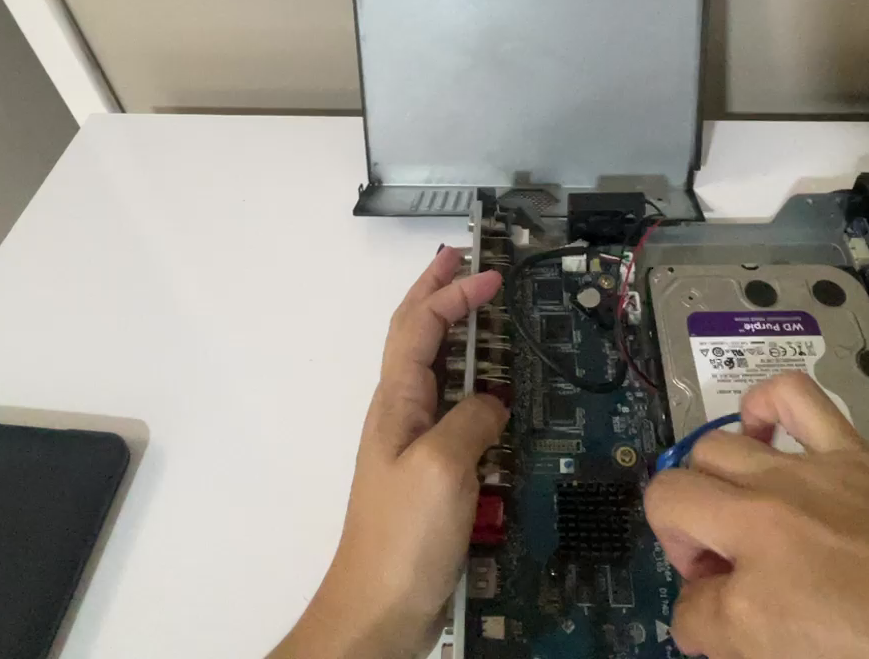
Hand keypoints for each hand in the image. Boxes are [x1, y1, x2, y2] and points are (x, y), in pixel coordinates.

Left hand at [270, 247, 508, 658]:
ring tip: (476, 305)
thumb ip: (470, 419)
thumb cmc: (403, 534)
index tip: (490, 273)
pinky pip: (452, 405)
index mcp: (396, 400)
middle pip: (416, 334)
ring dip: (452, 327)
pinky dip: (469, 376)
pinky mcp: (430, 467)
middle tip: (462, 260)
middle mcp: (400, 409)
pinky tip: (488, 383)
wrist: (376, 608)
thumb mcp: (442, 467)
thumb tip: (491, 401)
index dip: (452, 292)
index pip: (420, 325)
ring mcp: (413, 438)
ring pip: (434, 366)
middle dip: (436, 291)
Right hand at [645, 372, 868, 658]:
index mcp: (758, 609)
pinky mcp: (857, 454)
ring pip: (712, 449)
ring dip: (708, 485)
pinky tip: (767, 435)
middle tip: (723, 582)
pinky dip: (763, 407)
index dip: (702, 634)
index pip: (687, 614)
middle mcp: (767, 527)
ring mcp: (811, 478)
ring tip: (737, 517)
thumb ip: (757, 646)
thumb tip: (729, 623)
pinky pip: (789, 397)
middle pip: (670, 502)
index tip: (728, 642)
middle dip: (682, 548)